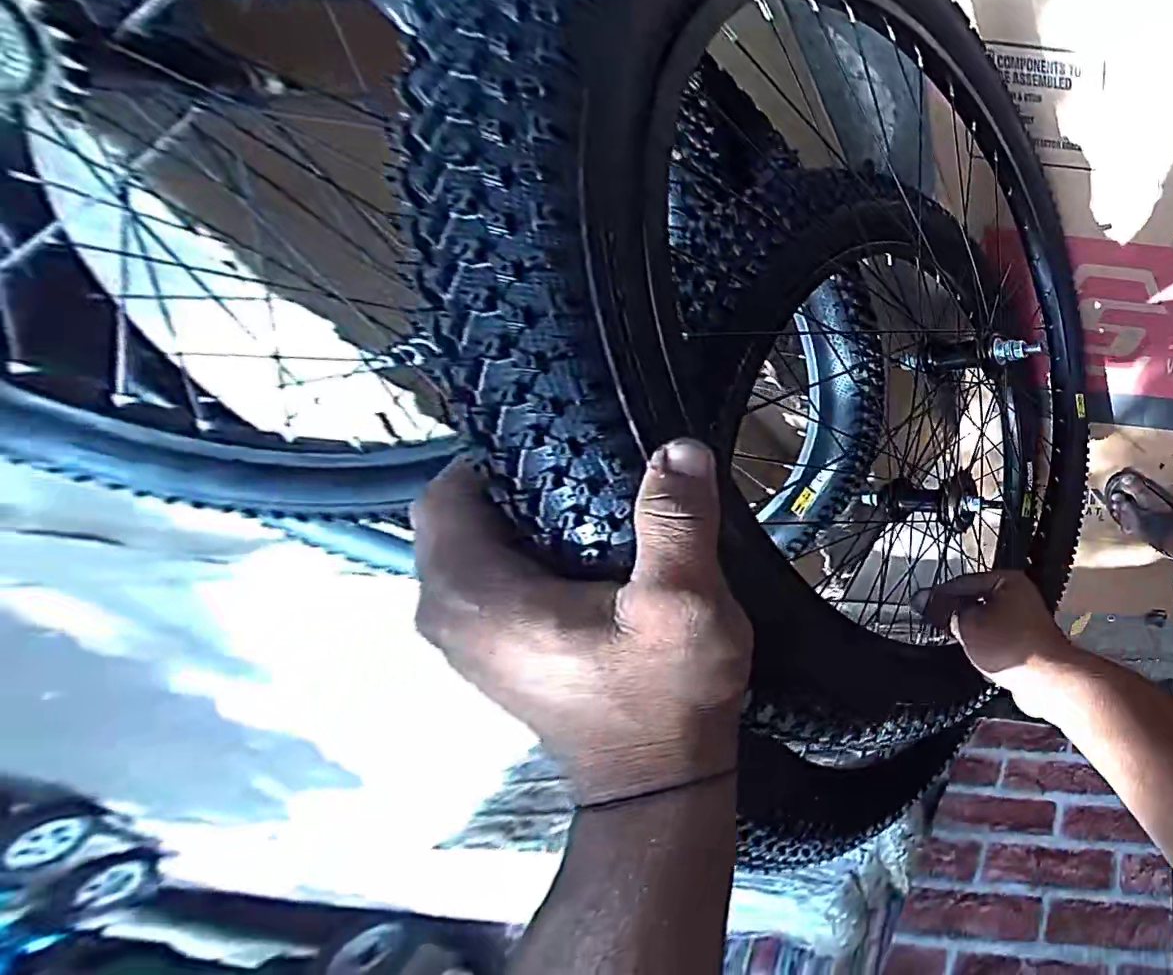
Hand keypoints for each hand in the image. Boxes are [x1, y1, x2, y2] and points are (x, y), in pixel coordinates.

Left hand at [412, 440, 752, 804]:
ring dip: (541, 517)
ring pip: (486, 548)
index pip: (448, 494)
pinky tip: (604, 552)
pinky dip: (543, 552)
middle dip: (530, 483)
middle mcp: (452, 617)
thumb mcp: (682, 601)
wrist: (662, 777)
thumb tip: (679, 448)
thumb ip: (677, 521)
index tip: (572, 439)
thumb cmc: (665, 693)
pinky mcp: (505, 652)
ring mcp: (474, 641)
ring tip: (612, 503)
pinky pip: (503, 578)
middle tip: (606, 466)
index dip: (502, 456)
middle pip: (467, 518)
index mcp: (476, 598)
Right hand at [925, 571, 1080, 715]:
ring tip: (956, 643)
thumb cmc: (1012, 647)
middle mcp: (1018, 595)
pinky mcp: (1026, 641)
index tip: (920, 605)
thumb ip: (944, 611)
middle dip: (955, 615)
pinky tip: (976, 657)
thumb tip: (924, 600)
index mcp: (1007, 580)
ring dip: (970, 633)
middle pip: (975, 600)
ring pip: (985, 621)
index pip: (963, 582)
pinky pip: (997, 638)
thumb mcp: (968, 625)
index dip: (939, 595)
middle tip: (934, 626)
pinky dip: (984, 646)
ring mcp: (1024, 618)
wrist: (1048, 680)